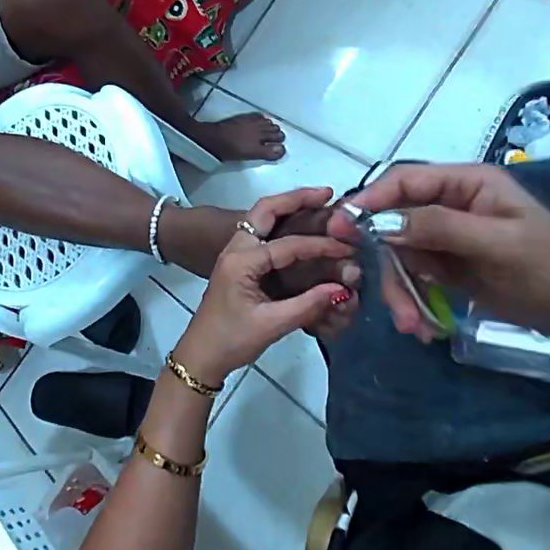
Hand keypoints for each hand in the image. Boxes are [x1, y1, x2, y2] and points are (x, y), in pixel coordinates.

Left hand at [173, 188, 354, 379]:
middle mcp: (236, 249)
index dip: (320, 245)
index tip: (348, 248)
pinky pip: (261, 233)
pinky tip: (301, 227)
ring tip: (317, 202)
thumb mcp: (271, 325)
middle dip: (296, 198)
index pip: (288, 245)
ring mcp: (235, 254)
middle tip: (327, 193)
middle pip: (266, 210)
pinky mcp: (239, 263)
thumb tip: (343, 290)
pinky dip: (281, 223)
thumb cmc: (231, 340)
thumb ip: (307, 305)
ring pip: (261, 218)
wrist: (200, 355)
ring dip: (287, 207)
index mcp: (241, 261)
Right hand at [334, 163, 549, 339]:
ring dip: (400, 290)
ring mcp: (449, 237)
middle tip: (376, 296)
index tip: (340, 226)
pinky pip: (414, 277)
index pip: (406, 181)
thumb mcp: (498, 244)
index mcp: (468, 183)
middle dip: (388, 263)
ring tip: (411, 326)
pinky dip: (412, 301)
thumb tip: (380, 221)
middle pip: (396, 222)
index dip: (371, 200)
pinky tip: (422, 326)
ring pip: (401, 255)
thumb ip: (439, 227)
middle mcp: (453, 204)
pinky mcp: (448, 267)